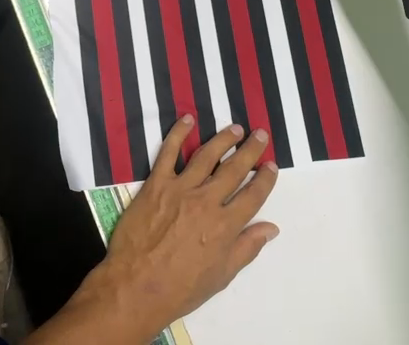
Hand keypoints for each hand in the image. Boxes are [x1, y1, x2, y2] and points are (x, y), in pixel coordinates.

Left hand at [60, 118, 279, 342]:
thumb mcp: (222, 276)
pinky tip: (188, 120)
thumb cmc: (181, 287)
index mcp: (225, 226)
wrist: (137, 285)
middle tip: (260, 134)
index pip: (252, 195)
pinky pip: (168, 152)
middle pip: (233, 170)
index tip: (271, 165)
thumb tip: (271, 227)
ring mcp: (180, 189)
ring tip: (234, 128)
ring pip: (206, 156)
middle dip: (249, 150)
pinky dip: (178, 134)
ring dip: (222, 139)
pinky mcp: (156, 183)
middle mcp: (206, 201)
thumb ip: (246, 248)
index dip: (264, 179)